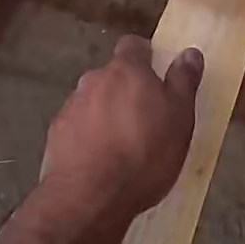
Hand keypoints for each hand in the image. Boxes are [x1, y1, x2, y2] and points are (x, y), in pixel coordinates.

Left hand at [39, 35, 204, 225]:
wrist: (89, 198)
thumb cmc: (145, 154)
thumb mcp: (179, 118)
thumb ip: (183, 82)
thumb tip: (189, 53)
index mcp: (127, 71)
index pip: (133, 45)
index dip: (145, 57)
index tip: (157, 76)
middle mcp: (93, 80)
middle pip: (112, 76)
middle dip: (126, 91)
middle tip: (146, 120)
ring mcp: (70, 107)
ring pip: (94, 102)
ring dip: (106, 114)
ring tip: (123, 147)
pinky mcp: (55, 135)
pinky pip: (78, 127)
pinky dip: (88, 137)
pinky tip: (100, 162)